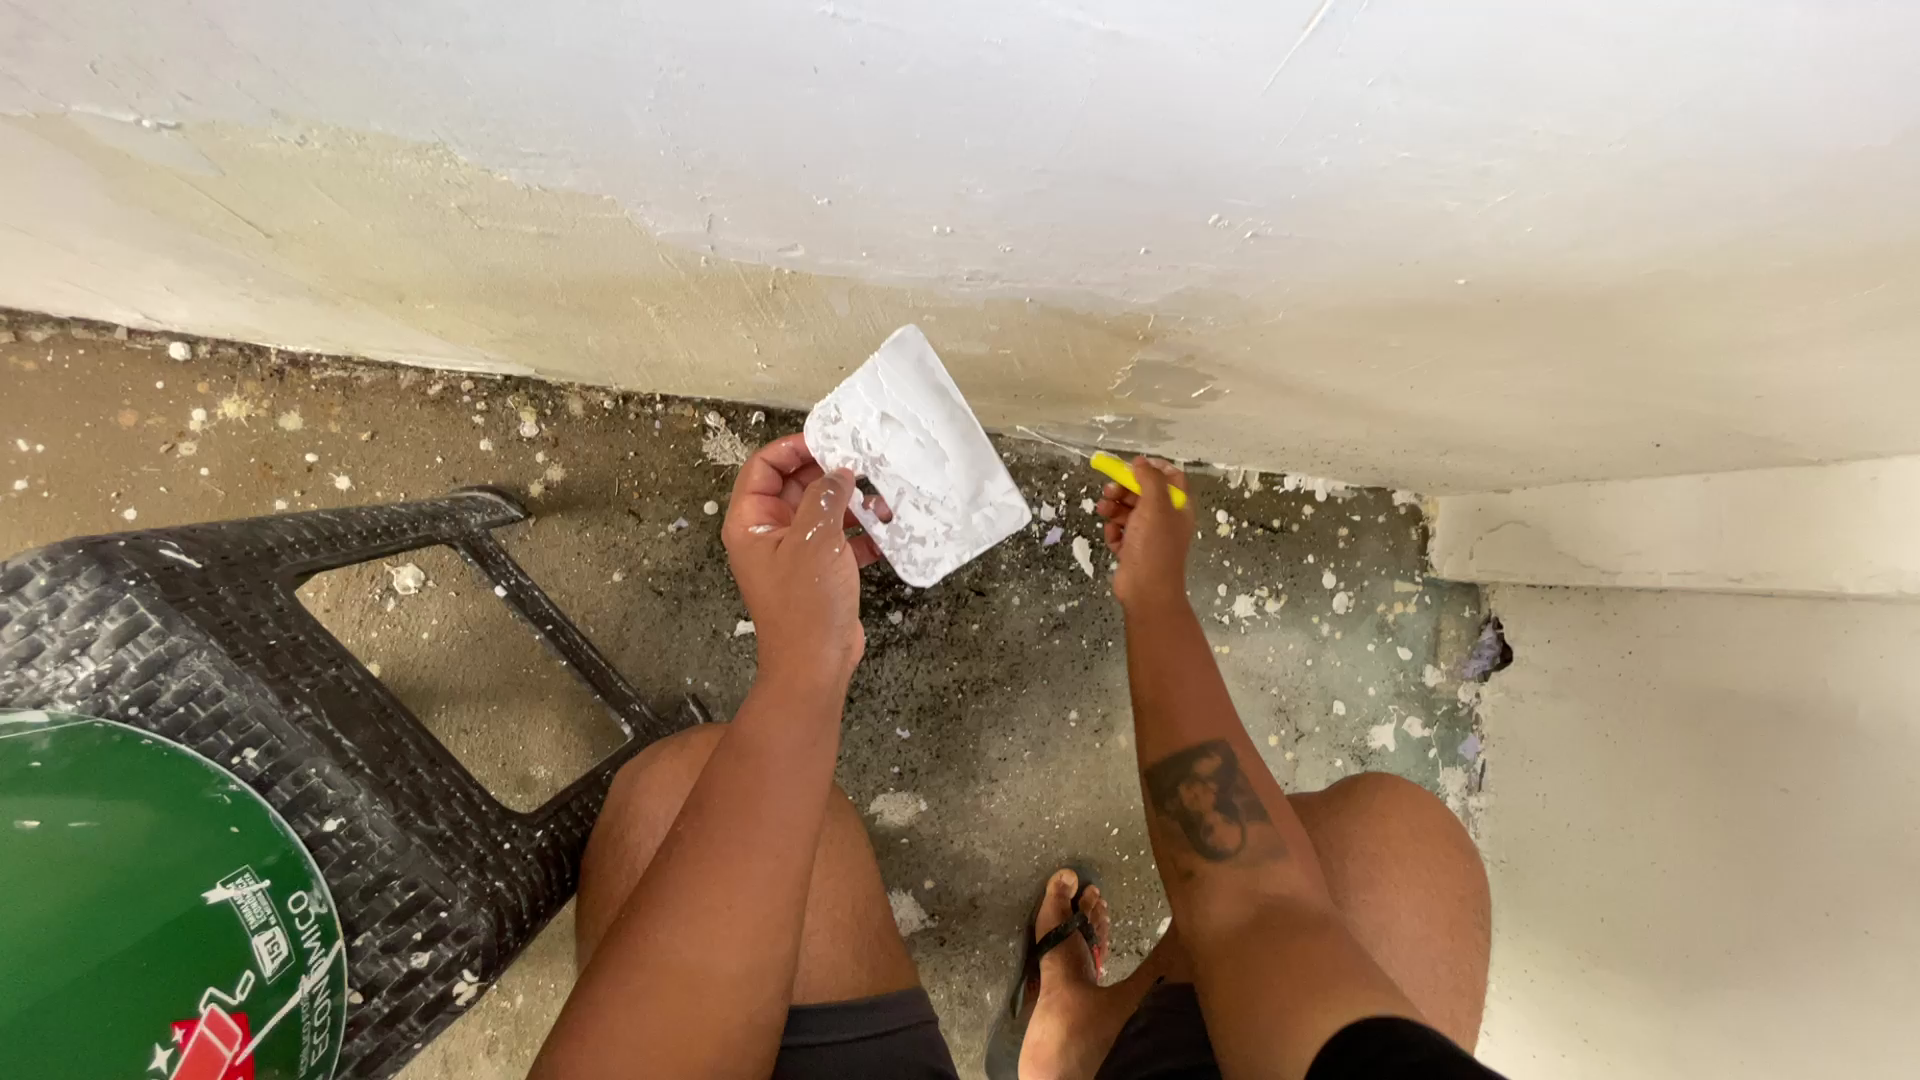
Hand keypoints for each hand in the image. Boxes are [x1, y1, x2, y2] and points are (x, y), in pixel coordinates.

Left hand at [722, 434, 878, 690]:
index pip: (764, 466)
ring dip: (852, 504)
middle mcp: (769, 533)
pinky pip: (839, 539)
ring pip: (822, 512)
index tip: (828, 439)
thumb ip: (825, 496)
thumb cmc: (805, 603)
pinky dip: (861, 533)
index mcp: (751, 522)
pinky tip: (888, 530)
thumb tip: (838, 471)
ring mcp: (795, 552)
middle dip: (830, 475)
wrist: (816, 664)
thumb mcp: (814, 539)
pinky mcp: (820, 570)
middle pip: (796, 485)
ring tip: (883, 498)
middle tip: (865, 462)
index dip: (793, 448)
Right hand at [1095, 456, 1193, 610]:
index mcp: (1178, 507)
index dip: (1153, 468)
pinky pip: (1120, 532)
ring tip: (1103, 511)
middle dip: (1125, 489)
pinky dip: (1113, 532)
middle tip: (1109, 490)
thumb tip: (1141, 461)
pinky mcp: (1133, 550)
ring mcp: (1148, 536)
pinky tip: (1112, 537)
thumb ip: (1149, 479)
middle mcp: (1165, 519)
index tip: (1133, 466)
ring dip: (1114, 508)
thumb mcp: (1155, 505)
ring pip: (1128, 512)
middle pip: (1144, 493)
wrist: (1146, 589)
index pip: (1172, 477)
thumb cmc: (1154, 545)